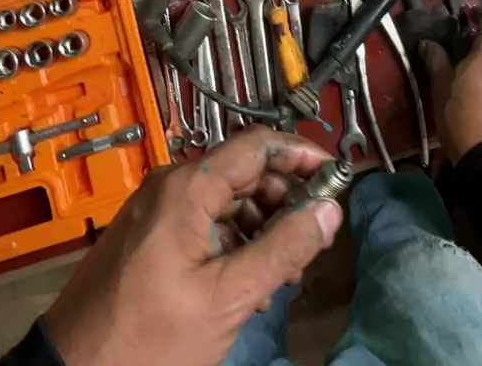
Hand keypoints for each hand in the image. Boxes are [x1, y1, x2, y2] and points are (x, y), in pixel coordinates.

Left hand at [41, 128, 343, 365]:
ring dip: (262, 227)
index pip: (258, 145)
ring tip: (285, 271)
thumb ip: (282, 250)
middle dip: (285, 201)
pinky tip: (250, 281)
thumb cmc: (147, 336)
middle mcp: (172, 185)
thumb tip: (329, 211)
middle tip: (313, 238)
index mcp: (188, 187)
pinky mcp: (150, 235)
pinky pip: (205, 222)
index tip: (335, 175)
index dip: (302, 154)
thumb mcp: (226, 298)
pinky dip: (234, 241)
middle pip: (244, 173)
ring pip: (227, 200)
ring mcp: (158, 210)